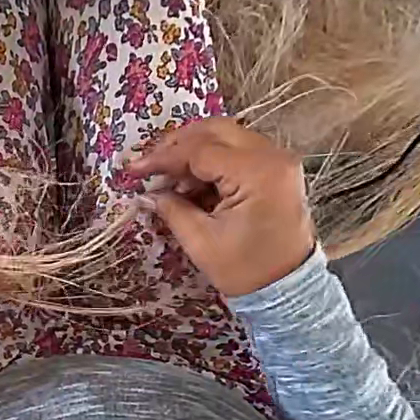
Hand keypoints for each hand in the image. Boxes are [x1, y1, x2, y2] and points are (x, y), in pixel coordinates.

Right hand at [124, 118, 315, 296]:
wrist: (287, 289)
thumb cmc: (244, 268)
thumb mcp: (200, 240)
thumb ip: (171, 209)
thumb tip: (147, 193)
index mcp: (257, 173)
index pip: (199, 150)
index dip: (161, 158)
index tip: (132, 170)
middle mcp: (273, 157)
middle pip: (215, 130)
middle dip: (176, 144)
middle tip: (149, 165)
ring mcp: (277, 161)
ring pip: (226, 137)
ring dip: (192, 151)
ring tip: (167, 177)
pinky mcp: (275, 171)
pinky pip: (236, 152)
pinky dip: (209, 161)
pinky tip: (189, 183)